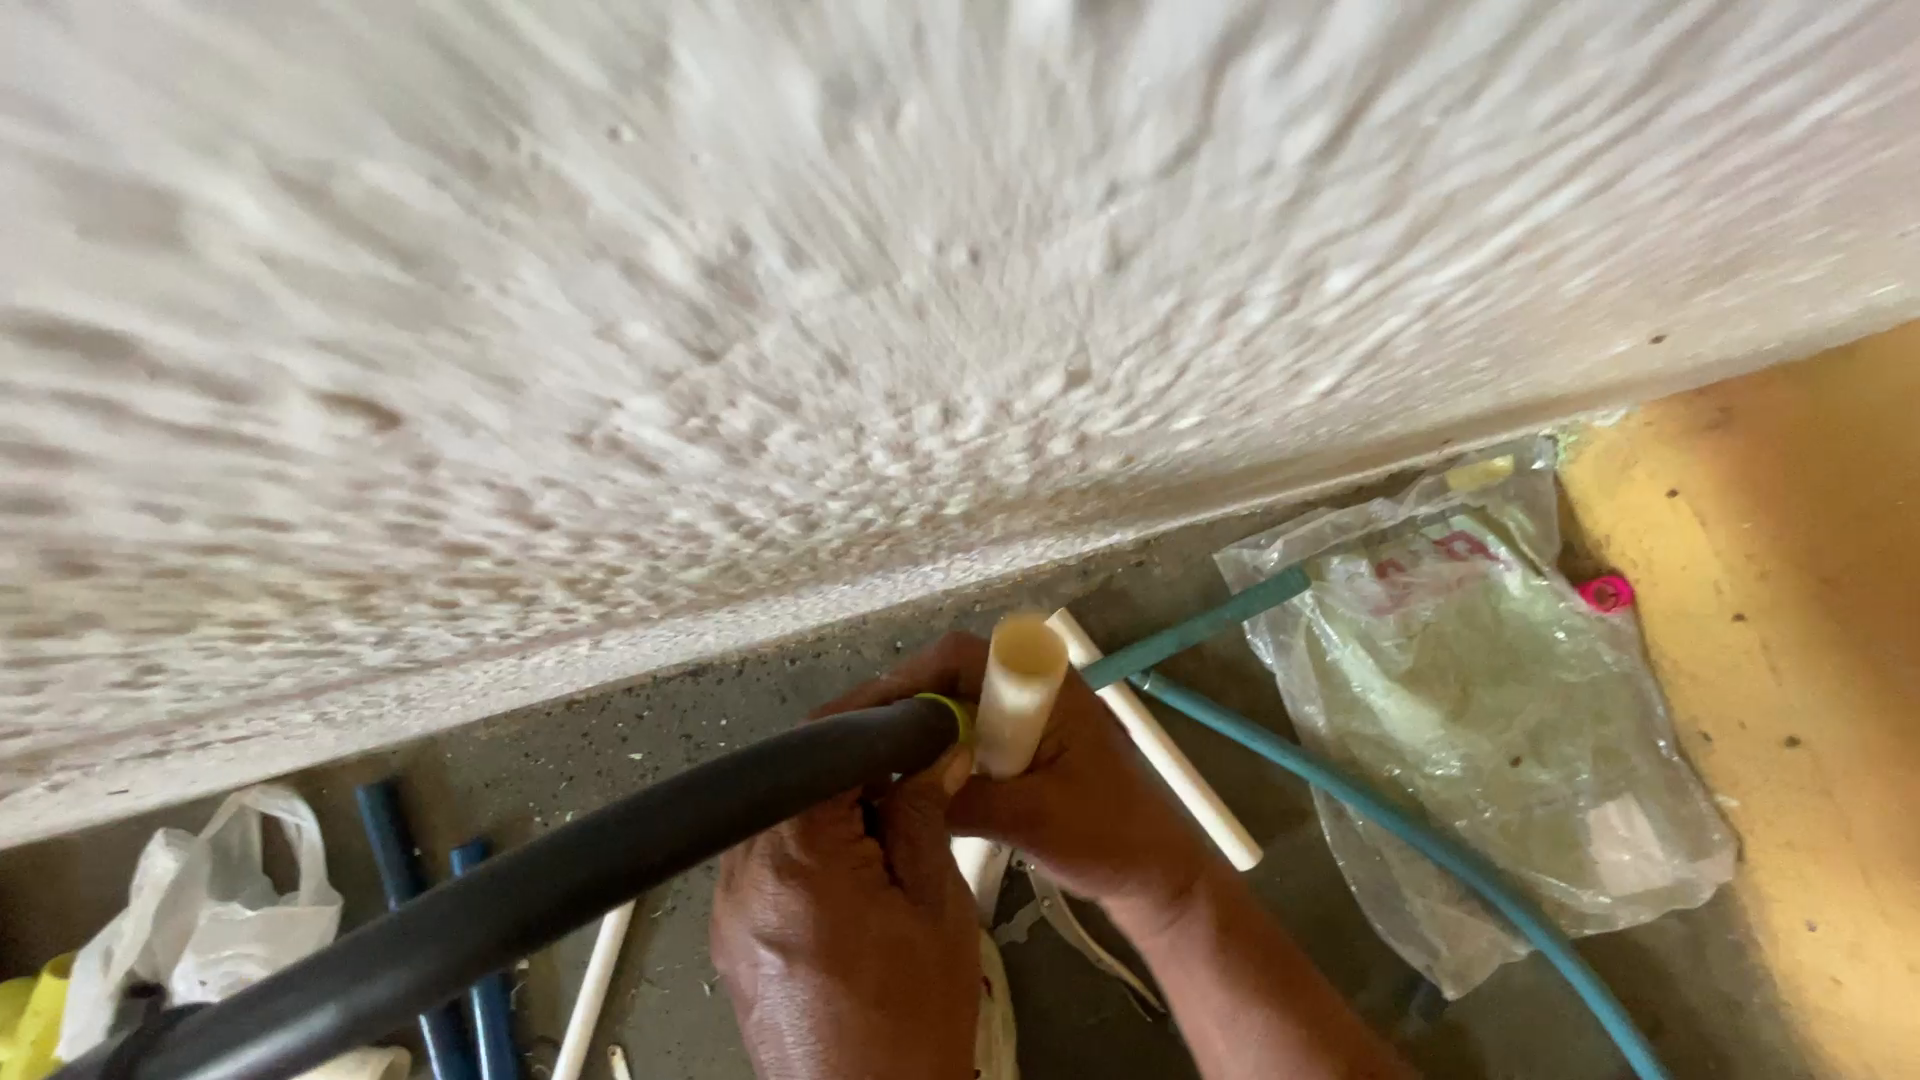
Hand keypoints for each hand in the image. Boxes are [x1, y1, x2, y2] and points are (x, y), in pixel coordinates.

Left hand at [710, 737, 978, 1079]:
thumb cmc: (909, 1019)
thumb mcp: (936, 905)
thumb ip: (923, 814)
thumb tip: (934, 756)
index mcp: (794, 856)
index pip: (824, 747)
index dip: (876, 722)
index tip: (916, 719)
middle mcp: (743, 873)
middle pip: (798, 780)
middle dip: (860, 770)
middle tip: (915, 774)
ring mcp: (728, 908)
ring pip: (784, 817)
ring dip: (837, 810)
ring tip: (892, 827)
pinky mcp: (731, 937)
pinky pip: (770, 860)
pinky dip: (813, 848)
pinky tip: (858, 870)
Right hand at [818, 632, 1215, 924]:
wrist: (1157, 873)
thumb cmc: (1108, 838)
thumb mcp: (1030, 818)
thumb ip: (962, 796)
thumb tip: (887, 787)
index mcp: (1044, 684)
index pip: (960, 655)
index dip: (906, 679)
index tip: (865, 718)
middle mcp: (1034, 684)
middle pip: (951, 673)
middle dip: (901, 703)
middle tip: (855, 742)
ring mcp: (1030, 711)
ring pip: (957, 700)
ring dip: (917, 726)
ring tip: (871, 758)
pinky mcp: (1027, 739)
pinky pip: (971, 728)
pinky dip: (939, 748)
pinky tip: (913, 775)